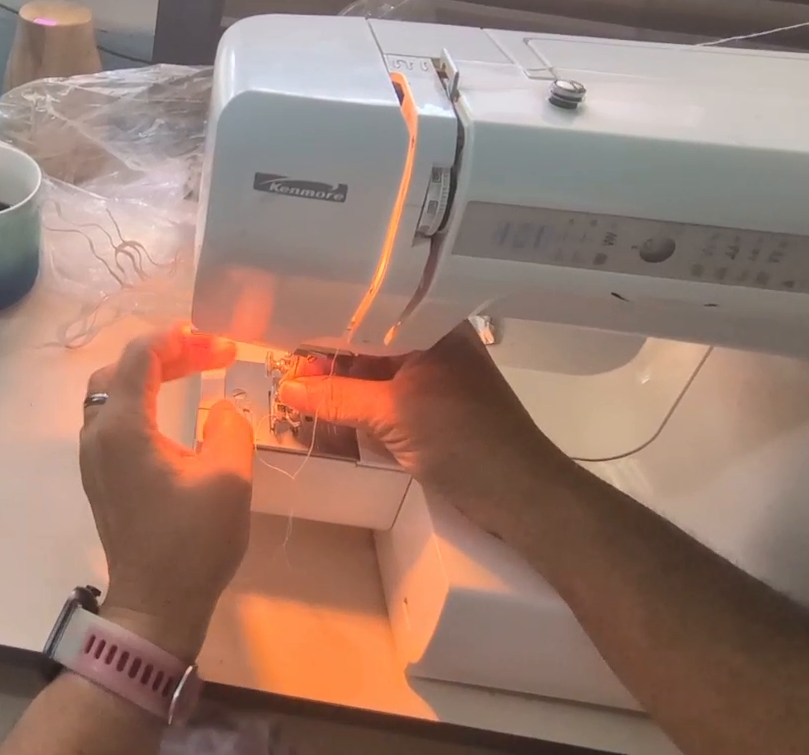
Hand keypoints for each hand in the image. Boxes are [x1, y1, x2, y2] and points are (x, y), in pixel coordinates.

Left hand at [79, 325, 249, 659]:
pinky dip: (140, 397)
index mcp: (123, 427)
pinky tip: (170, 404)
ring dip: (150, 373)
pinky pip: (112, 415)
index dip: (180, 339)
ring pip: (113, 390)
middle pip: (123, 368)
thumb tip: (222, 408)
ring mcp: (93, 454)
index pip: (140, 356)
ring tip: (193, 370)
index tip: (220, 343)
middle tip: (212, 355)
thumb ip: (230, 428)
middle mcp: (97, 432)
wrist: (154, 607)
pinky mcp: (99, 472)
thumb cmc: (191, 544)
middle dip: (168, 353)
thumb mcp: (228, 480)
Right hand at [276, 324, 578, 536]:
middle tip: (290, 371)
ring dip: (341, 384)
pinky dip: (358, 404)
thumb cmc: (463, 438)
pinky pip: (384, 397)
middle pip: (368, 343)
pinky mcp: (430, 409)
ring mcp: (432, 379)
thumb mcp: (391, 414)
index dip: (329, 322)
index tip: (289, 331)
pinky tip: (329, 410)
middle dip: (330, 358)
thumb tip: (285, 388)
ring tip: (300, 391)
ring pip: (373, 372)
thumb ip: (336, 397)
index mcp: (432, 329)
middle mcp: (432, 345)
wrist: (523, 496)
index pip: (371, 312)